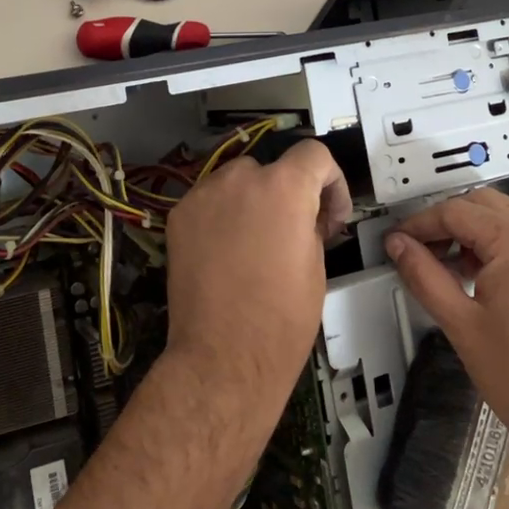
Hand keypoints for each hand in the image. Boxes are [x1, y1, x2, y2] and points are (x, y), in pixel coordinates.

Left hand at [164, 140, 351, 390]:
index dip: (330, 181)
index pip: (314, 154)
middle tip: (294, 231)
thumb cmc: (281, 319)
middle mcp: (239, 180)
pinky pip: (208, 202)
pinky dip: (221, 216)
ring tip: (257, 242)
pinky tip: (227, 251)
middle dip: (285, 193)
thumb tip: (307, 214)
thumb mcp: (316, 265)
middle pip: (269, 168)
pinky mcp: (178, 216)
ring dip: (250, 201)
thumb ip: (311, 223)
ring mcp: (203, 195)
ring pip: (234, 182)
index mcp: (283, 188)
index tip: (329, 212)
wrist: (224, 354)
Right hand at [382, 188, 508, 485]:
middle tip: (420, 248)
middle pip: (487, 205)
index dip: (420, 223)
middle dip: (448, 221)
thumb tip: (400, 247)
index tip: (399, 240)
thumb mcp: (462, 327)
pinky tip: (486, 284)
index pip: (458, 211)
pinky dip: (503, 250)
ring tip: (450, 269)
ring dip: (476, 234)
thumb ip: (424, 276)